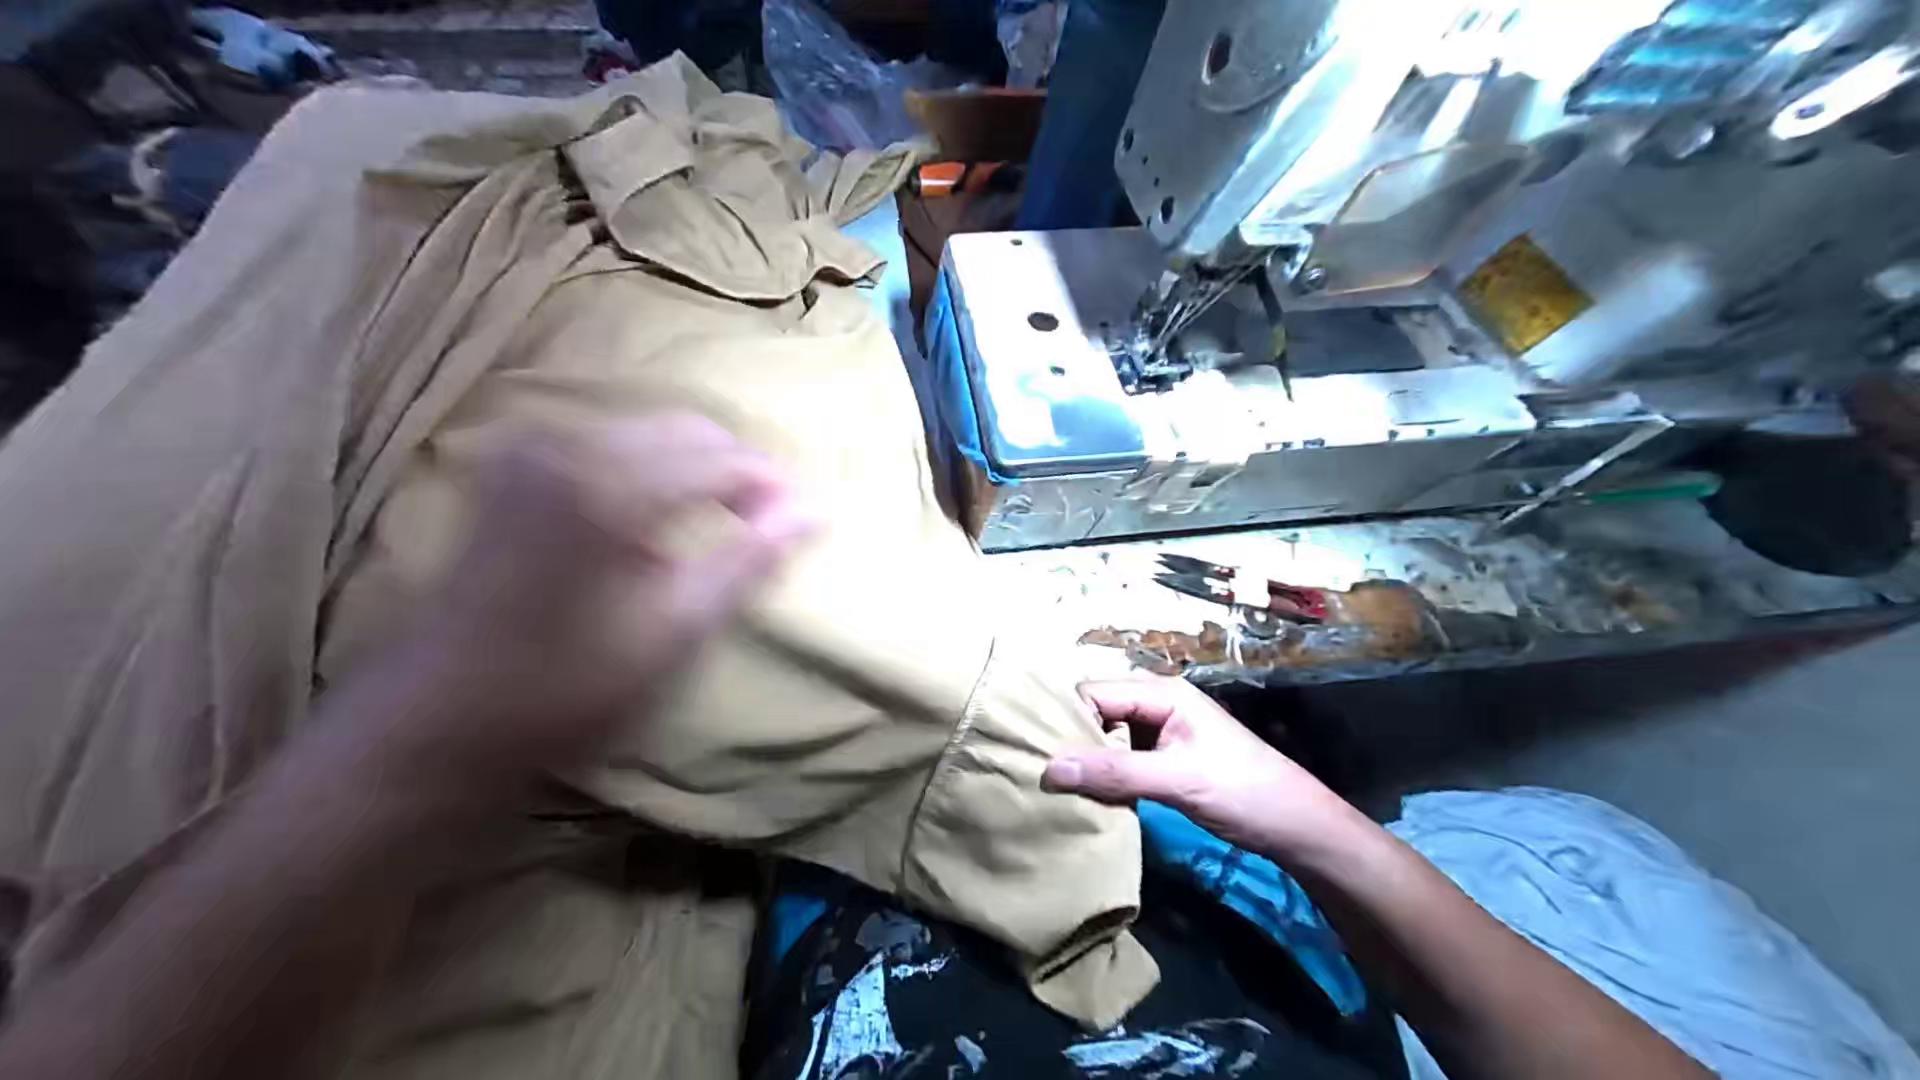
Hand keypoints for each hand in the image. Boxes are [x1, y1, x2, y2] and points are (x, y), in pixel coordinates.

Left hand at [387, 415, 811, 783]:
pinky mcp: (512, 469)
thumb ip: (749, 560)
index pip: (723, 460)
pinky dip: (652, 468)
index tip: (804, 522)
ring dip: (698, 469)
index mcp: (609, 488)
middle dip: (739, 472)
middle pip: (688, 430)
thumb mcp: (676, 632)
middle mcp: (566, 447)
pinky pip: (609, 442)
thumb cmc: (567, 690)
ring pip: (650, 431)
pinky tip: (659, 513)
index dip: (774, 487)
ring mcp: (530, 452)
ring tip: (722, 523)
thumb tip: (814, 511)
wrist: (436, 723)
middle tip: (767, 525)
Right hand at [1042, 677, 1370, 864]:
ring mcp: (1161, 731)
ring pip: (1107, 736)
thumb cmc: (1243, 793)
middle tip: (1049, 775)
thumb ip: (1115, 773)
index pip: (1094, 693)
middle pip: (1097, 712)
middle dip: (1075, 741)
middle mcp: (1156, 704)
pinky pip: (1121, 757)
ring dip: (1089, 760)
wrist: (1298, 828)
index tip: (1043, 754)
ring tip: (1063, 787)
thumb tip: (1050, 769)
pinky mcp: (1164, 757)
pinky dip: (1105, 773)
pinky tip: (1092, 794)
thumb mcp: (1178, 781)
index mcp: (1161, 693)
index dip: (1068, 720)